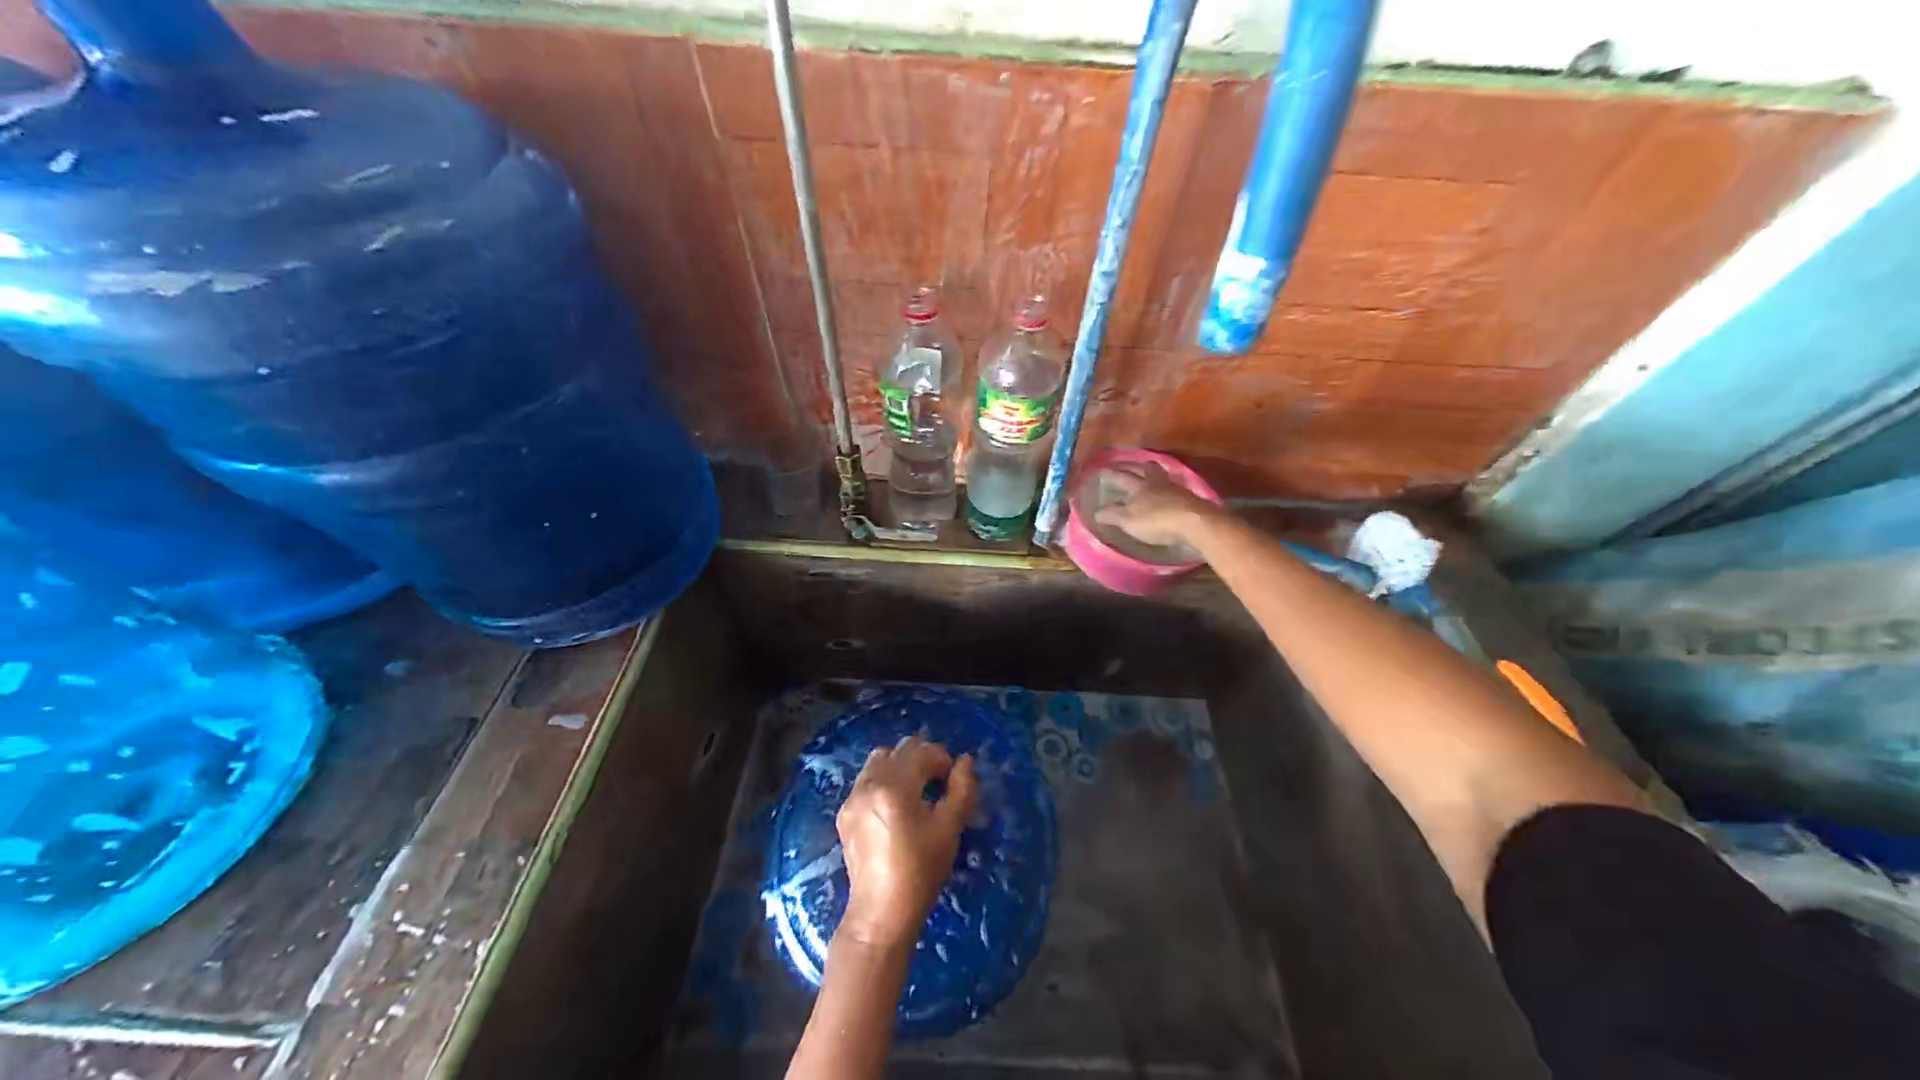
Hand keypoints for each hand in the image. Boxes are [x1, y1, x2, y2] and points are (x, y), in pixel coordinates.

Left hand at [835, 736, 977, 948]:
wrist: (881, 912)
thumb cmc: (921, 871)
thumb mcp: (950, 829)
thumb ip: (962, 789)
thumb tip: (965, 761)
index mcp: (894, 786)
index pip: (922, 751)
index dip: (943, 761)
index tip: (952, 784)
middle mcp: (869, 784)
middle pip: (899, 749)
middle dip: (922, 760)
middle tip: (937, 788)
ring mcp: (852, 798)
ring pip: (880, 760)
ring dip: (901, 768)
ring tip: (915, 796)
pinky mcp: (845, 813)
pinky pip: (867, 781)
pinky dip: (884, 783)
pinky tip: (895, 812)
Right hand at [1092, 463, 1222, 548]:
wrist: (1194, 522)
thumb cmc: (1156, 521)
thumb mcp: (1128, 521)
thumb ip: (1112, 515)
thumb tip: (1097, 511)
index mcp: (1139, 486)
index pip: (1121, 476)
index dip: (1110, 473)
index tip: (1101, 469)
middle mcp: (1156, 482)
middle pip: (1146, 468)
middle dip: (1136, 466)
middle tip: (1130, 465)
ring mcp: (1175, 488)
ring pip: (1162, 475)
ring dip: (1153, 474)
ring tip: (1149, 477)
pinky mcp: (1189, 498)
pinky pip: (1174, 487)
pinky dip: (1166, 488)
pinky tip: (1167, 493)